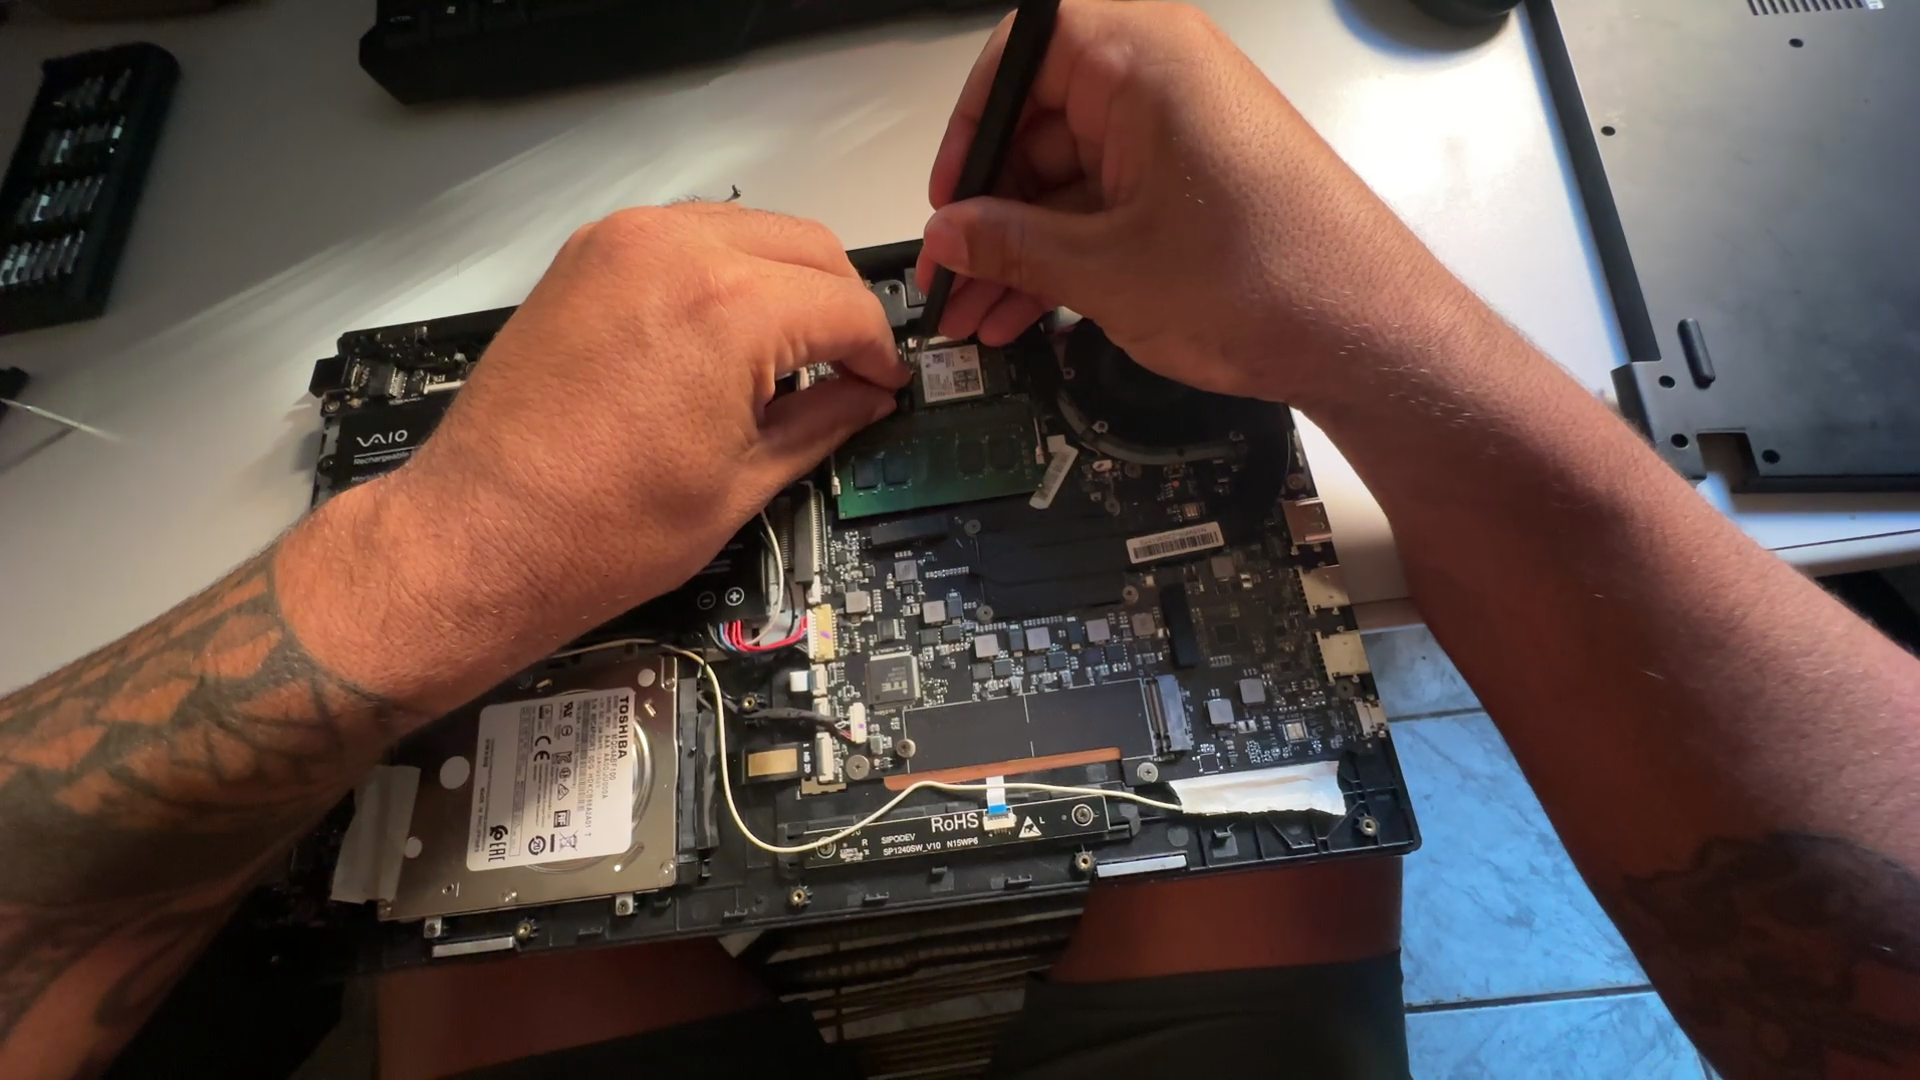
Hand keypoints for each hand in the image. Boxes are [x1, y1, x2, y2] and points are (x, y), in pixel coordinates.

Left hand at [283, 203, 906, 708]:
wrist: (483, 538)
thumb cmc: (611, 530)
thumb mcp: (746, 482)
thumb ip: (825, 423)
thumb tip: (870, 398)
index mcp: (729, 310)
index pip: (848, 306)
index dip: (881, 352)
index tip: (886, 387)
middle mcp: (677, 249)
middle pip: (812, 248)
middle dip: (846, 308)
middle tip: (852, 370)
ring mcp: (624, 241)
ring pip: (756, 231)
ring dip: (793, 284)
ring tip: (797, 355)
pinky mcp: (591, 255)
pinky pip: (695, 238)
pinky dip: (736, 274)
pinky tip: (735, 335)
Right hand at [916, 1, 1471, 409]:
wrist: (1359, 333)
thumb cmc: (1255, 280)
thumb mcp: (1104, 269)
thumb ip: (1011, 248)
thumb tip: (947, 237)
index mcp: (1142, 59)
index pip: (1022, 55)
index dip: (971, 128)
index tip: (947, 200)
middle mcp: (1159, 85)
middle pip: (1036, 132)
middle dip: (986, 219)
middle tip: (951, 283)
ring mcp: (1173, 143)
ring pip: (1062, 187)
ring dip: (1014, 257)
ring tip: (974, 318)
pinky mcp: (1184, 195)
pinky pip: (1098, 217)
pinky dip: (1058, 264)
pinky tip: (1019, 316)